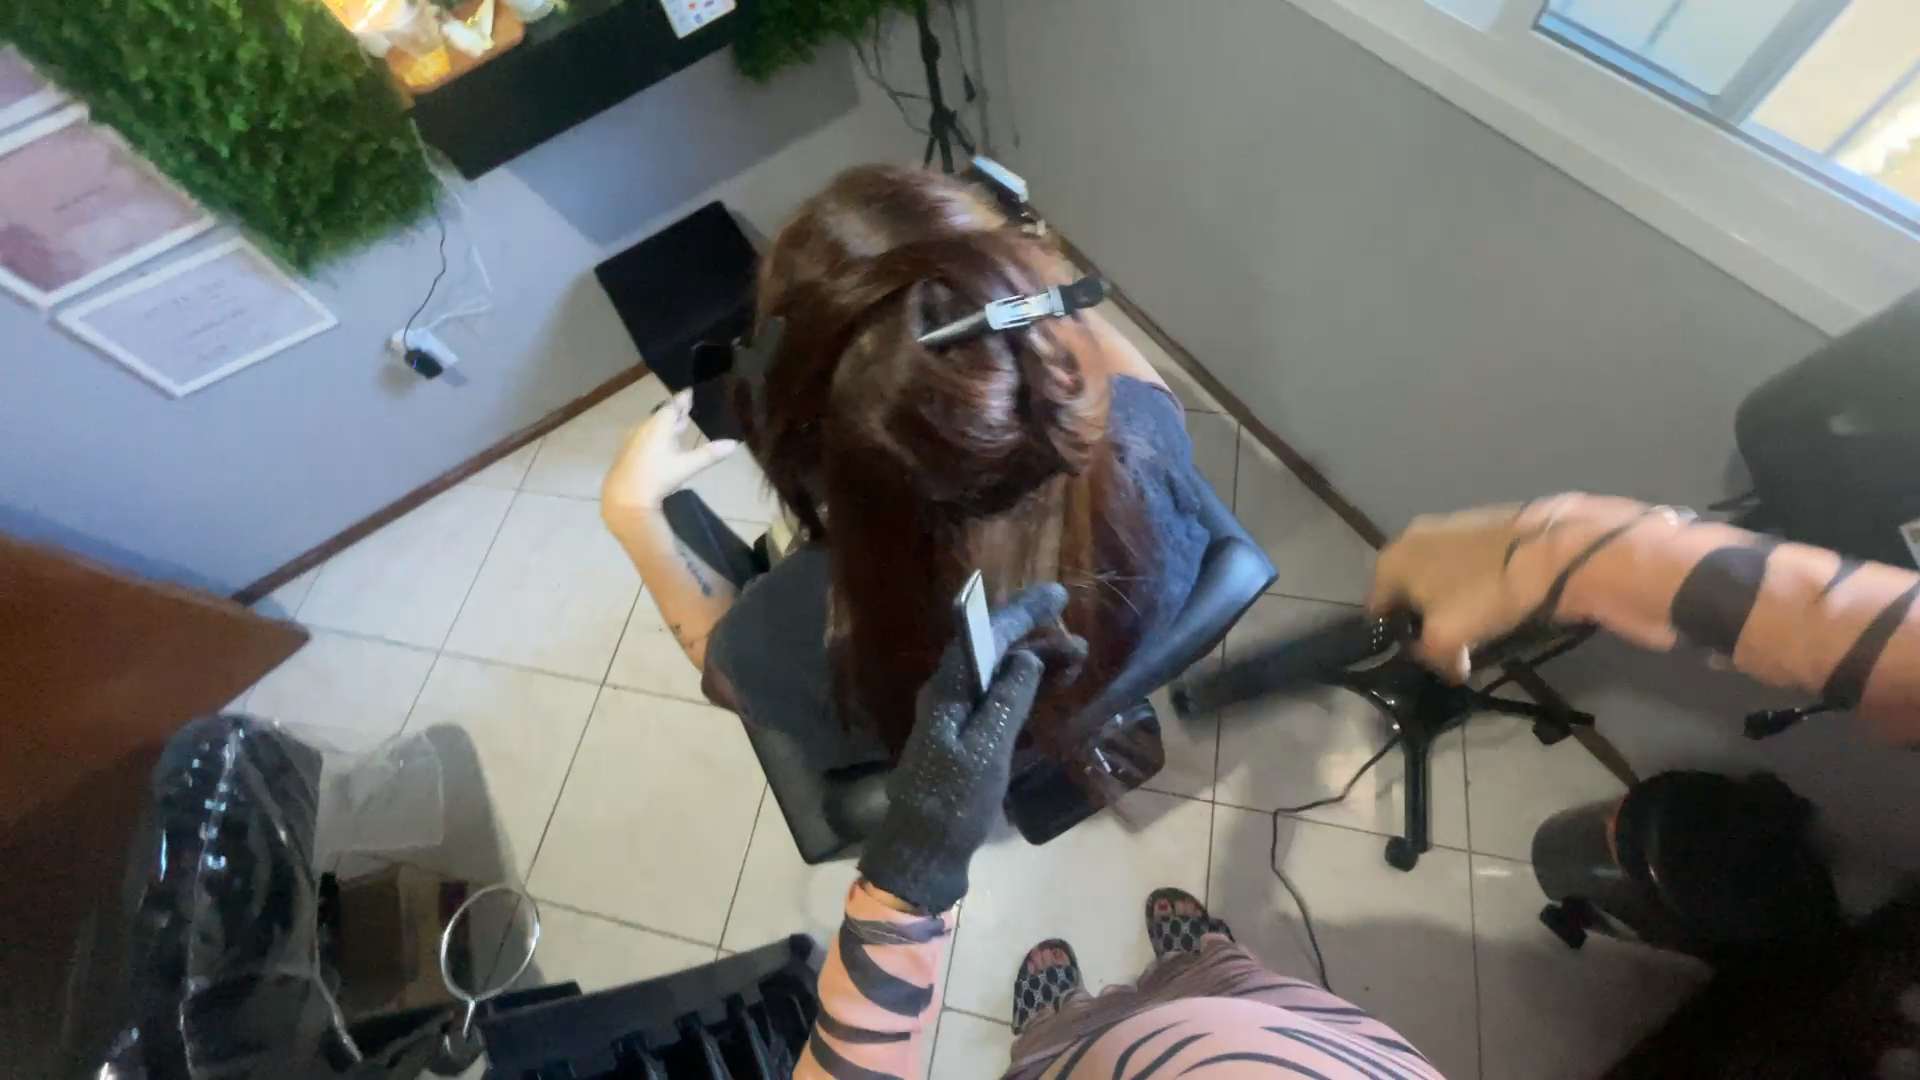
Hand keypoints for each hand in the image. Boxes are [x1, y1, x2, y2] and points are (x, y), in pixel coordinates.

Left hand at [601, 389, 739, 525]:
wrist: (624, 497)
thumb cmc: (657, 477)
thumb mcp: (687, 466)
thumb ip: (709, 454)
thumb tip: (733, 443)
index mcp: (659, 426)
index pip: (673, 406)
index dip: (683, 399)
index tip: (689, 390)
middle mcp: (645, 428)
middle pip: (662, 415)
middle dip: (676, 412)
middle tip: (687, 406)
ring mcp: (634, 439)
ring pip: (653, 426)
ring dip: (667, 424)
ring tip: (678, 424)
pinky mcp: (629, 452)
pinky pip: (646, 435)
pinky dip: (657, 435)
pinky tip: (662, 444)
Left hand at [859, 585, 1084, 912]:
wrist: (921, 852)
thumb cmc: (954, 803)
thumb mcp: (987, 751)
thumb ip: (1007, 701)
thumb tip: (1027, 657)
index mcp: (948, 690)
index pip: (986, 633)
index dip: (1023, 611)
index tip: (1058, 596)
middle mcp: (946, 693)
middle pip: (992, 650)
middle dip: (1035, 638)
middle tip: (1077, 638)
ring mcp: (951, 714)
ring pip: (995, 673)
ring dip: (1032, 663)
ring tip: (1074, 660)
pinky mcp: (960, 736)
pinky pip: (994, 698)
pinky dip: (1022, 689)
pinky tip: (1046, 690)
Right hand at [1367, 503, 1536, 681]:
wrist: (1553, 550)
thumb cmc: (1483, 594)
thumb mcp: (1448, 638)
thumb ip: (1430, 655)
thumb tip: (1440, 663)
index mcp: (1387, 563)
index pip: (1376, 608)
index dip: (1396, 634)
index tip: (1420, 651)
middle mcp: (1406, 538)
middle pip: (1405, 587)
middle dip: (1423, 612)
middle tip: (1450, 635)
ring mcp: (1444, 524)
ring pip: (1435, 570)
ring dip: (1448, 592)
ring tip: (1478, 614)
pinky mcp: (1479, 519)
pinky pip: (1464, 557)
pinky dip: (1473, 575)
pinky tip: (1496, 590)